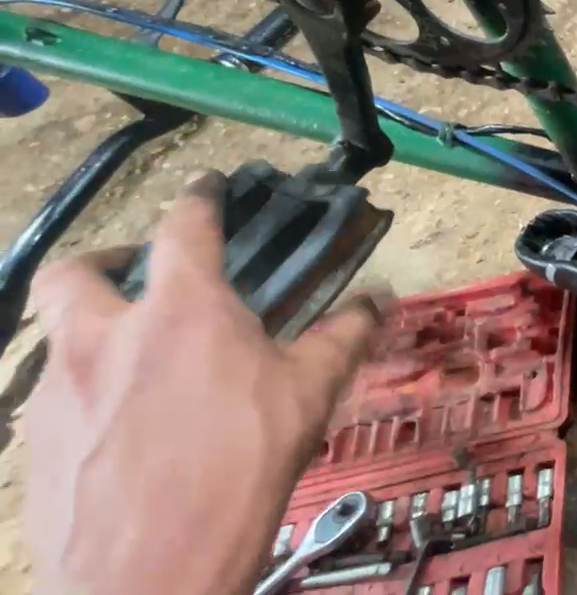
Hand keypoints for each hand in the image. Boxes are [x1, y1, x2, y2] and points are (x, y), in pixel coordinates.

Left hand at [24, 171, 384, 594]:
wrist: (148, 564)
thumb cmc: (244, 456)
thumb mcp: (314, 387)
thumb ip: (346, 333)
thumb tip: (378, 300)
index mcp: (183, 312)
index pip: (184, 230)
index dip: (200, 198)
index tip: (210, 184)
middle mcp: (106, 337)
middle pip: (77, 271)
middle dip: (107, 257)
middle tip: (145, 269)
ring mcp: (57, 391)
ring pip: (57, 333)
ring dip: (94, 324)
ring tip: (143, 349)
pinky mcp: (34, 442)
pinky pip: (53, 392)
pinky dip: (88, 383)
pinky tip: (128, 413)